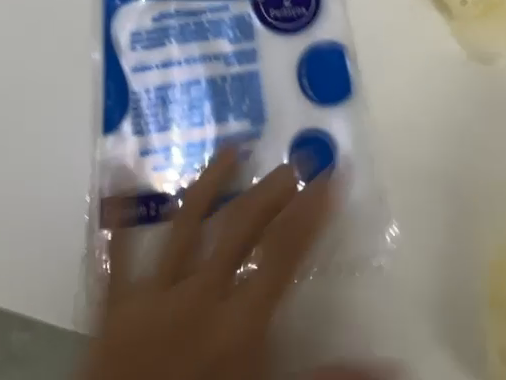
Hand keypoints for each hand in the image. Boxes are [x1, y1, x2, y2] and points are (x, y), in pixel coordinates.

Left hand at [83, 148, 385, 379]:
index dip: (309, 213)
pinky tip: (121, 177)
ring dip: (209, 184)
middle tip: (294, 162)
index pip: (284, 253)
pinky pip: (116, 255)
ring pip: (185, 226)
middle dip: (271, 192)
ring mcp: (154, 296)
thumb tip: (390, 365)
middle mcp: (200, 295)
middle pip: (241, 230)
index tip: (329, 177)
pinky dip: (118, 217)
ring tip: (230, 149)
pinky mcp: (115, 307)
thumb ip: (325, 375)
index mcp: (241, 322)